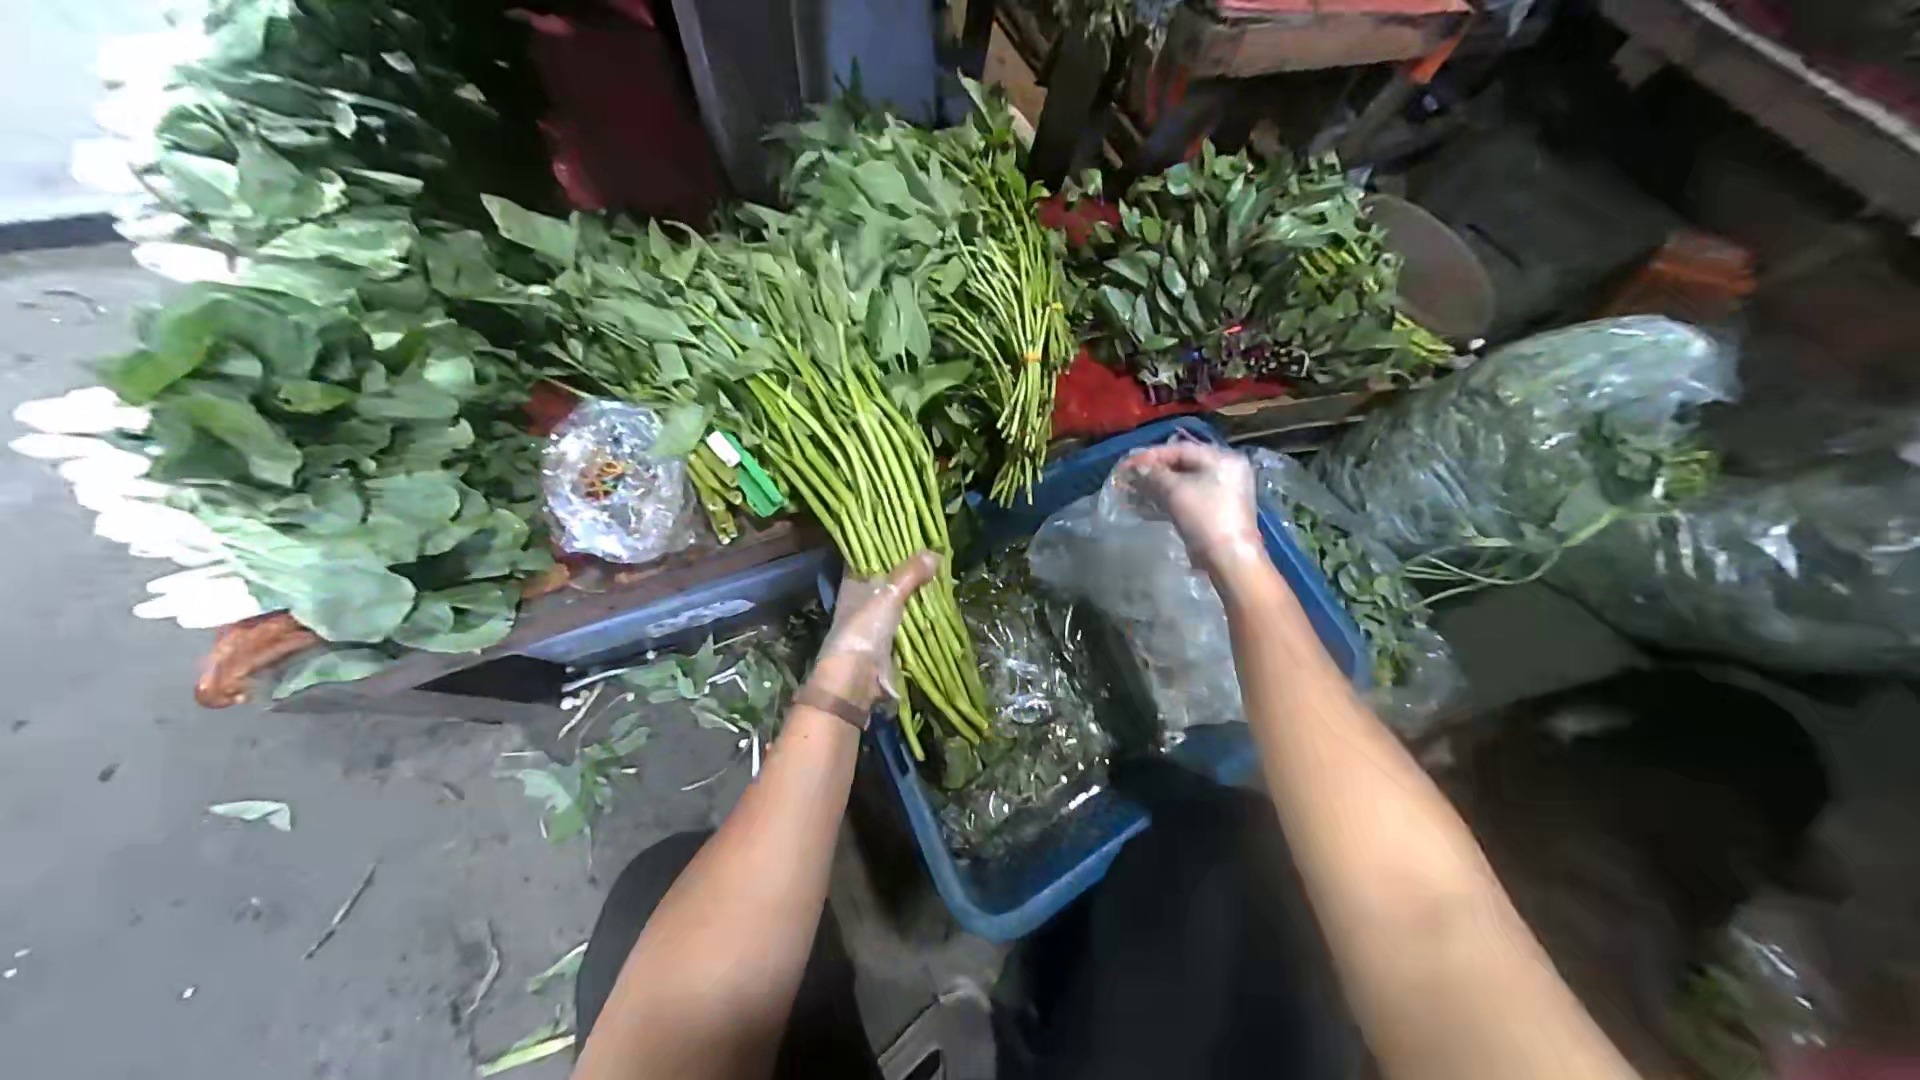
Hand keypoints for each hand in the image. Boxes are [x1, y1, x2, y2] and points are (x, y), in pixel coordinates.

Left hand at [810, 550, 942, 707]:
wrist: (856, 678)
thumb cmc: (865, 628)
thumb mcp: (889, 593)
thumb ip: (911, 573)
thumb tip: (935, 552)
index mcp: (853, 584)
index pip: (867, 558)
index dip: (884, 547)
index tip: (908, 538)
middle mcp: (861, 601)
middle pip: (886, 581)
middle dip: (908, 573)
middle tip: (934, 559)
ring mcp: (873, 624)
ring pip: (898, 603)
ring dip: (916, 597)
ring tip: (941, 580)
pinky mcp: (886, 644)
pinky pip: (906, 625)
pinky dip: (920, 620)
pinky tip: (937, 610)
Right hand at [1123, 442, 1265, 579]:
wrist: (1227, 558)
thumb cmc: (1204, 517)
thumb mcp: (1175, 490)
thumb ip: (1153, 475)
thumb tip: (1135, 467)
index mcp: (1222, 460)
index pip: (1181, 450)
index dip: (1151, 455)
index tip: (1128, 464)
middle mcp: (1223, 473)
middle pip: (1180, 467)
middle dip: (1150, 474)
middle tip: (1126, 479)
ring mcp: (1218, 494)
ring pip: (1179, 486)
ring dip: (1153, 489)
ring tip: (1129, 494)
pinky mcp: (1210, 513)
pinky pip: (1183, 501)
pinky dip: (1163, 502)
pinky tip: (1141, 508)